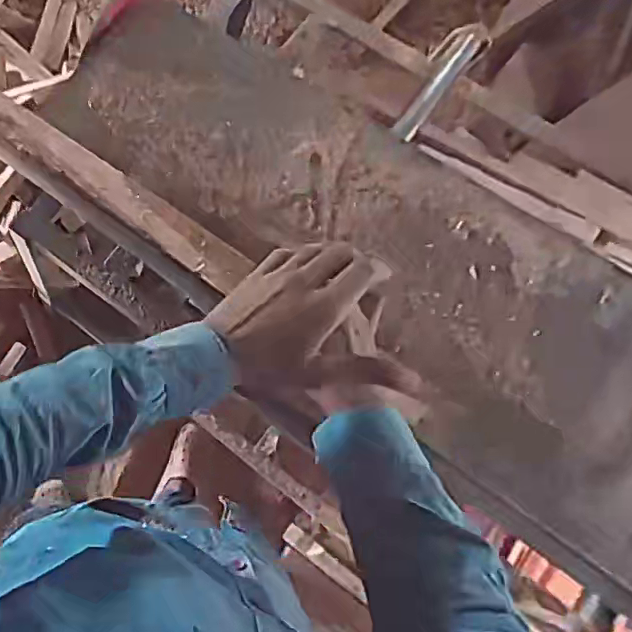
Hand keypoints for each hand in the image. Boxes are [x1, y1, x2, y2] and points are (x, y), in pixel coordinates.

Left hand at [203, 243, 379, 390]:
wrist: (216, 352)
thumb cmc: (268, 368)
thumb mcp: (318, 374)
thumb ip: (365, 371)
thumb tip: (415, 382)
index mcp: (324, 304)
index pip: (362, 271)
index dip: (378, 269)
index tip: (385, 277)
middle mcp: (304, 280)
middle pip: (341, 253)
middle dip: (358, 258)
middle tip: (364, 272)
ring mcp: (278, 273)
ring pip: (313, 249)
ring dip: (331, 253)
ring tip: (338, 266)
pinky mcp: (257, 273)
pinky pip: (286, 252)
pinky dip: (303, 253)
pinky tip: (303, 261)